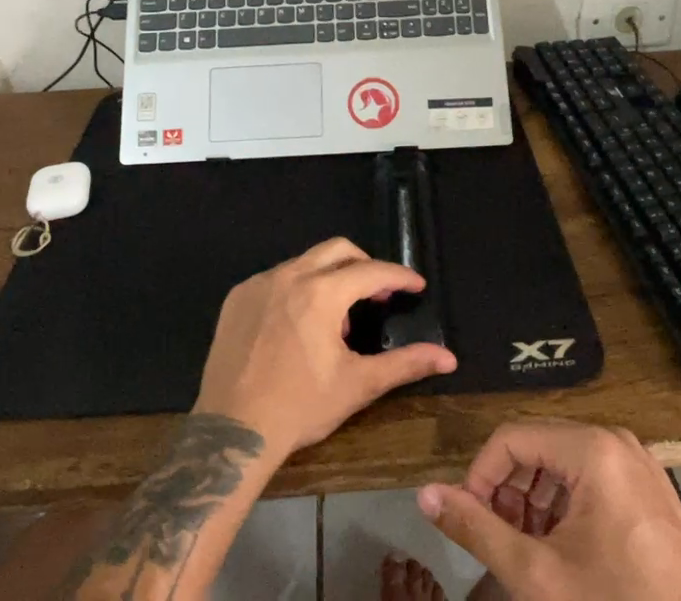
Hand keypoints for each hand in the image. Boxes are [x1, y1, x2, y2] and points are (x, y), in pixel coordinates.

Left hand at [193, 238, 457, 458]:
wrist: (232, 430)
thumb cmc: (300, 407)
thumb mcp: (358, 385)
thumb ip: (405, 364)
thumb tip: (448, 358)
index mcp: (321, 293)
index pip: (371, 271)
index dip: (398, 277)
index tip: (415, 287)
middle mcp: (288, 276)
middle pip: (337, 250)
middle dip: (364, 265)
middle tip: (379, 294)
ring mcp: (258, 285)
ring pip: (304, 263)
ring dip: (329, 278)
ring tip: (338, 320)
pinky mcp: (236, 298)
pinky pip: (276, 279)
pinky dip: (297, 289)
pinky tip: (300, 325)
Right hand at [418, 421, 680, 600]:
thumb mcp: (535, 572)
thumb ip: (476, 528)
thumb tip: (426, 494)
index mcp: (593, 449)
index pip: (512, 438)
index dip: (480, 475)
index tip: (468, 518)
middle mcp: (619, 443)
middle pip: (539, 446)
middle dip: (508, 489)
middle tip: (495, 535)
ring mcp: (640, 465)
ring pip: (565, 463)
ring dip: (534, 499)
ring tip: (524, 545)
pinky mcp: (651, 490)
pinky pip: (594, 478)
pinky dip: (566, 504)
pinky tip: (560, 547)